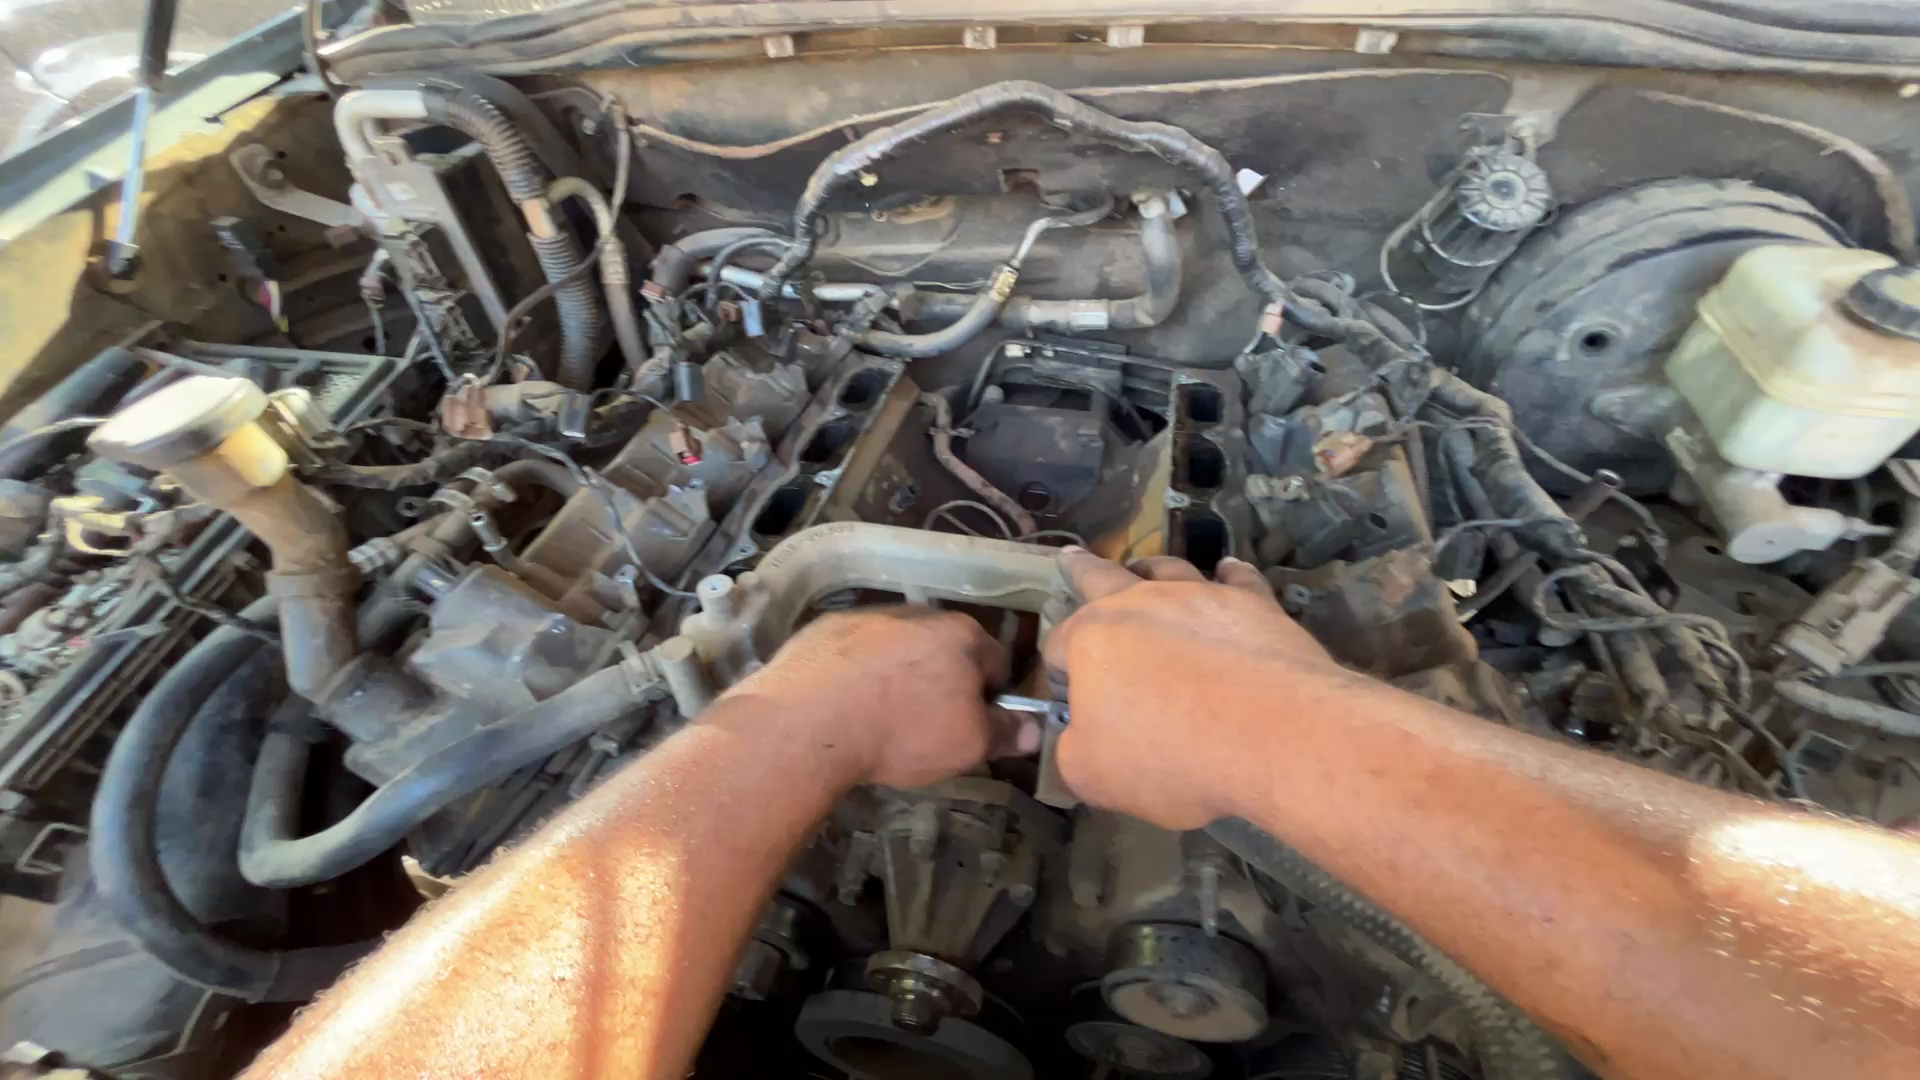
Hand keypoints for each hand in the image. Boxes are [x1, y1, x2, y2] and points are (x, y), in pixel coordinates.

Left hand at [715, 607, 1040, 789]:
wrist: (809, 718)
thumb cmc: (902, 730)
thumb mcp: (967, 744)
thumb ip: (1005, 732)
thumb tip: (1035, 729)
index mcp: (962, 635)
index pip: (997, 662)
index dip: (991, 698)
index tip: (974, 727)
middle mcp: (921, 613)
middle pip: (946, 649)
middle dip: (943, 682)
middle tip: (927, 725)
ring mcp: (871, 615)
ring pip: (900, 647)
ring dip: (900, 673)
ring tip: (880, 716)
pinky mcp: (828, 626)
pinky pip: (857, 650)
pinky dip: (858, 671)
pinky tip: (844, 703)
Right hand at [1045, 550, 1357, 828]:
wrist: (1276, 736)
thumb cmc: (1169, 754)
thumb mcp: (1093, 775)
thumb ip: (1070, 755)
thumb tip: (1068, 747)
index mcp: (1091, 639)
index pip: (1058, 646)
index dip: (1059, 672)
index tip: (1070, 697)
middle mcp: (1139, 604)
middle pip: (1099, 577)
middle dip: (1080, 569)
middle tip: (1071, 555)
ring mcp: (1198, 597)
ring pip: (1166, 569)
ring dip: (1150, 568)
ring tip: (1143, 565)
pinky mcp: (1253, 603)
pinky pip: (1237, 578)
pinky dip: (1230, 574)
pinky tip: (1230, 570)